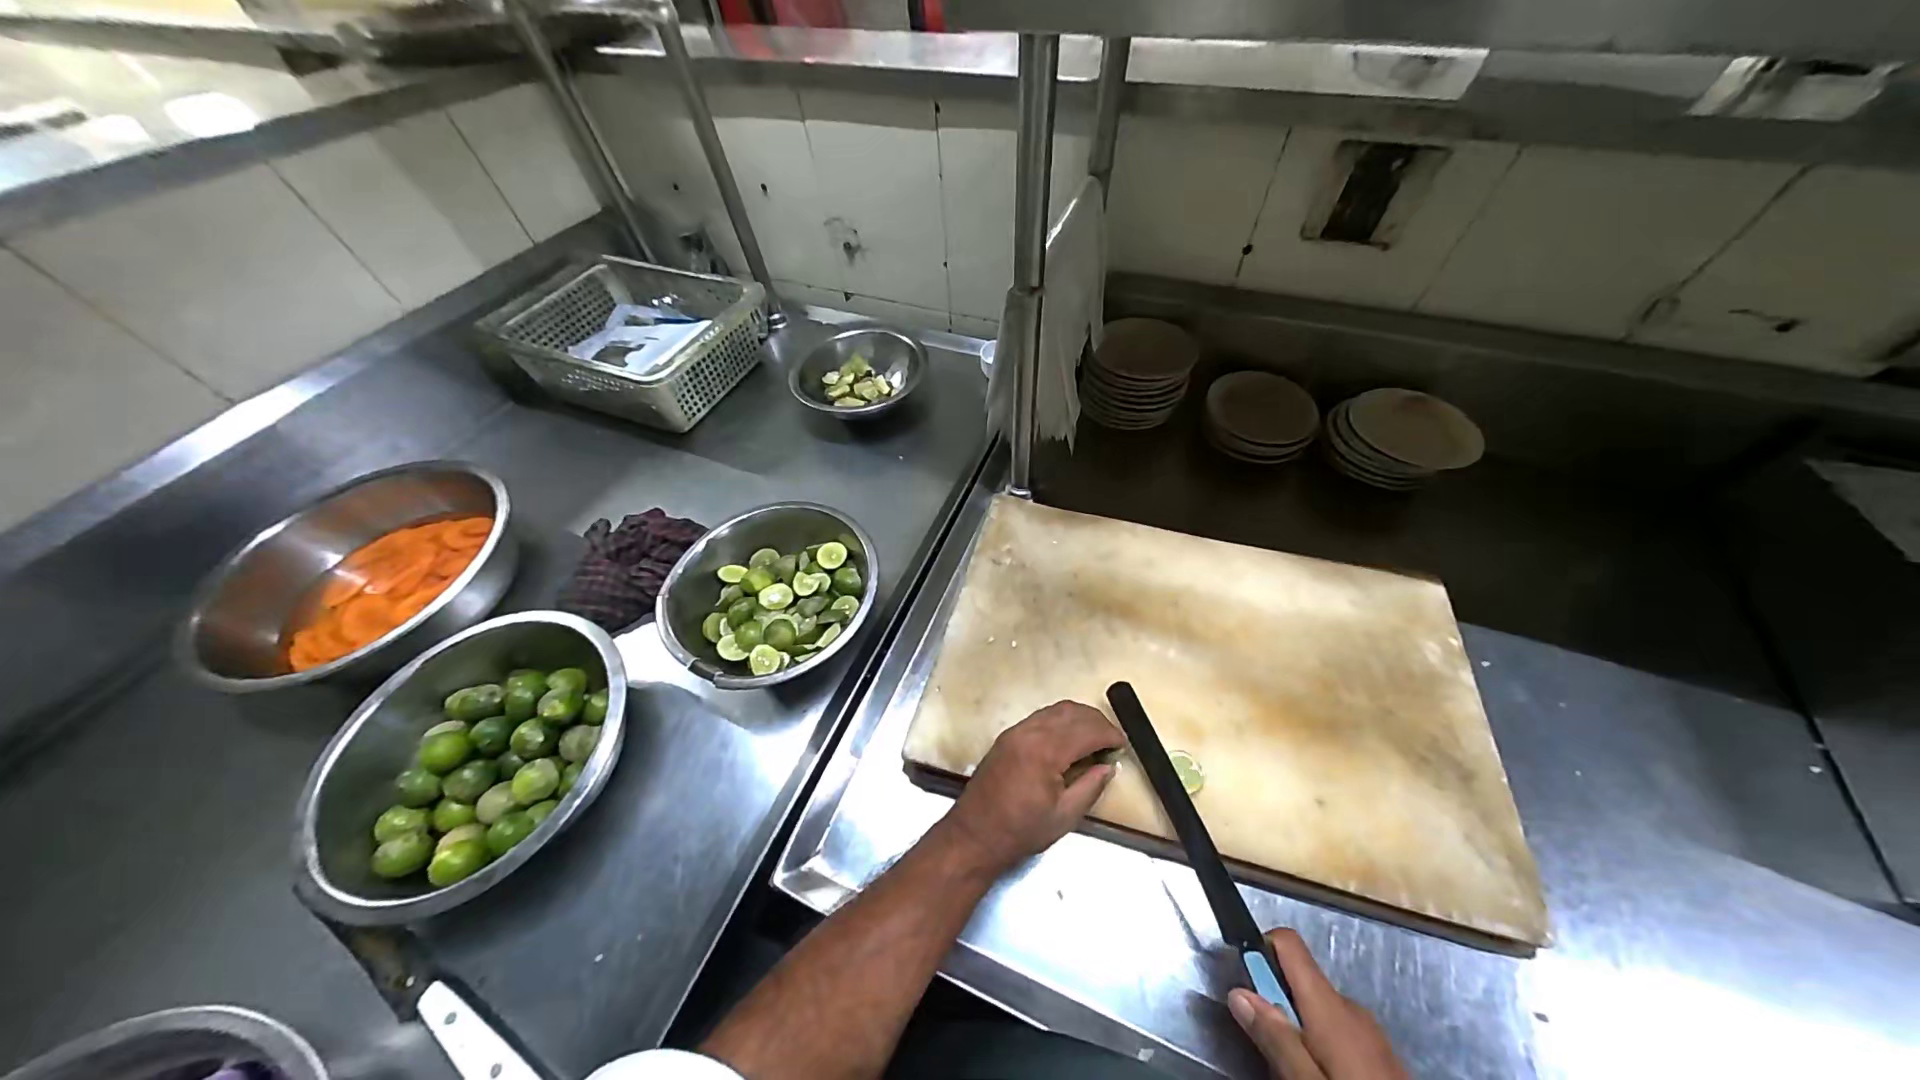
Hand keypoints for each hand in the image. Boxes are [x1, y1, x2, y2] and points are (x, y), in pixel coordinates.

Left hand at [937, 700, 1122, 875]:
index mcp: (1044, 751)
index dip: (1109, 734)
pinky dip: (1060, 720)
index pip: (1086, 730)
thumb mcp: (1065, 815)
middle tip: (1113, 739)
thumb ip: (1091, 786)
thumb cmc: (1021, 830)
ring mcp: (1015, 732)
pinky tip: (1070, 738)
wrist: (975, 835)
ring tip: (1095, 737)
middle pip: (1071, 712)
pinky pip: (1040, 717)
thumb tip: (1108, 766)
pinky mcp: (1007, 736)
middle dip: (1097, 722)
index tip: (1123, 744)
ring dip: (1079, 717)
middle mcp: (1029, 733)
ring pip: (1055, 710)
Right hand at [1229, 928, 1407, 1079]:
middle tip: (1268, 1051)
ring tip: (1295, 1072)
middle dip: (1275, 1006)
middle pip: (1297, 981)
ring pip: (1315, 1009)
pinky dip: (1318, 1043)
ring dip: (1296, 1029)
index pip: (1289, 944)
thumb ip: (1275, 1038)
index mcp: (1330, 1006)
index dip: (1259, 950)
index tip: (1243, 982)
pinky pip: (1336, 1030)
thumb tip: (1238, 992)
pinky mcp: (1380, 1053)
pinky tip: (1321, 1077)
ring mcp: (1370, 1030)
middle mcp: (1351, 1007)